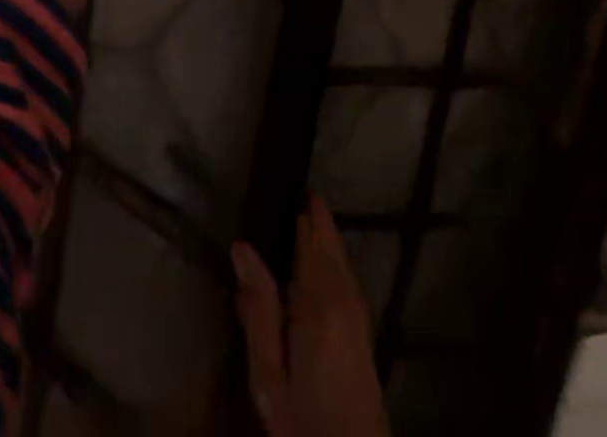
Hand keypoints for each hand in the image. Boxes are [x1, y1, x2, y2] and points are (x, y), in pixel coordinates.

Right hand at [231, 196, 391, 436]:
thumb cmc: (301, 419)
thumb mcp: (266, 369)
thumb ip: (257, 305)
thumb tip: (242, 248)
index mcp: (318, 303)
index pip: (309, 247)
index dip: (304, 221)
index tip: (297, 191)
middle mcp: (344, 301)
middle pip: (331, 251)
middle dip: (321, 223)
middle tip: (309, 194)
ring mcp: (359, 318)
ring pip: (343, 265)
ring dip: (331, 241)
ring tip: (315, 218)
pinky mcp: (364, 335)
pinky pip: (349, 282)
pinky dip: (338, 263)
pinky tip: (328, 265)